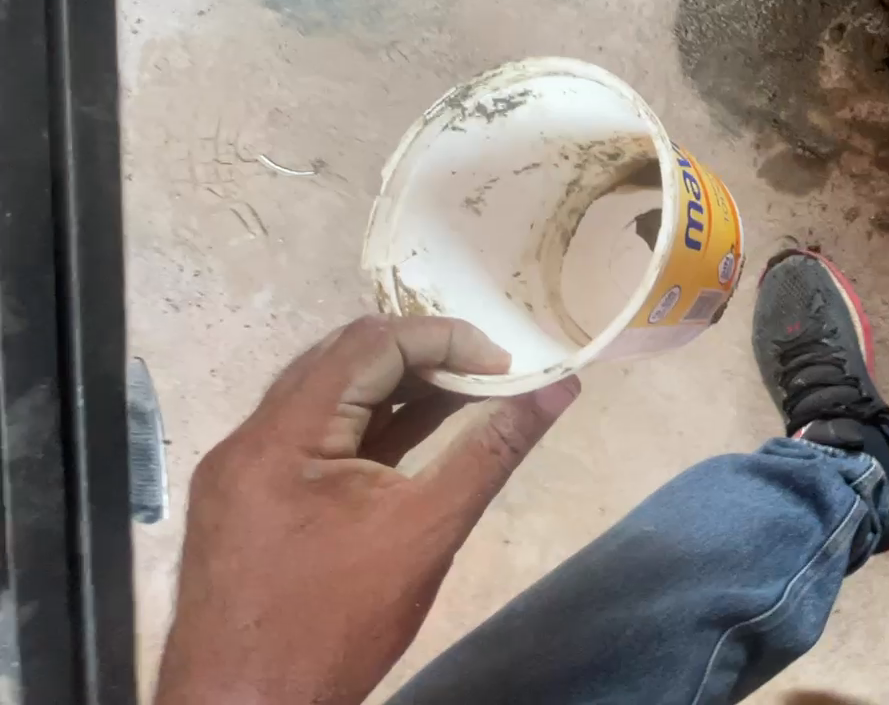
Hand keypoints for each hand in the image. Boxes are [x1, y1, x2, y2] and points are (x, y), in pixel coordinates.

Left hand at [154, 316, 578, 704]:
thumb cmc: (338, 623)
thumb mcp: (432, 528)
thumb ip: (497, 446)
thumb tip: (561, 387)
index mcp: (281, 440)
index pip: (370, 345)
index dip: (446, 339)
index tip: (504, 366)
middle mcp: (254, 439)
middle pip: (348, 355)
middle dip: (429, 351)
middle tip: (490, 373)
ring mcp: (252, 467)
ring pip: (338, 388)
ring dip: (409, 380)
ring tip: (473, 393)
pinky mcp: (264, 493)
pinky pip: (330, 427)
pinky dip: (386, 414)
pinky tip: (434, 421)